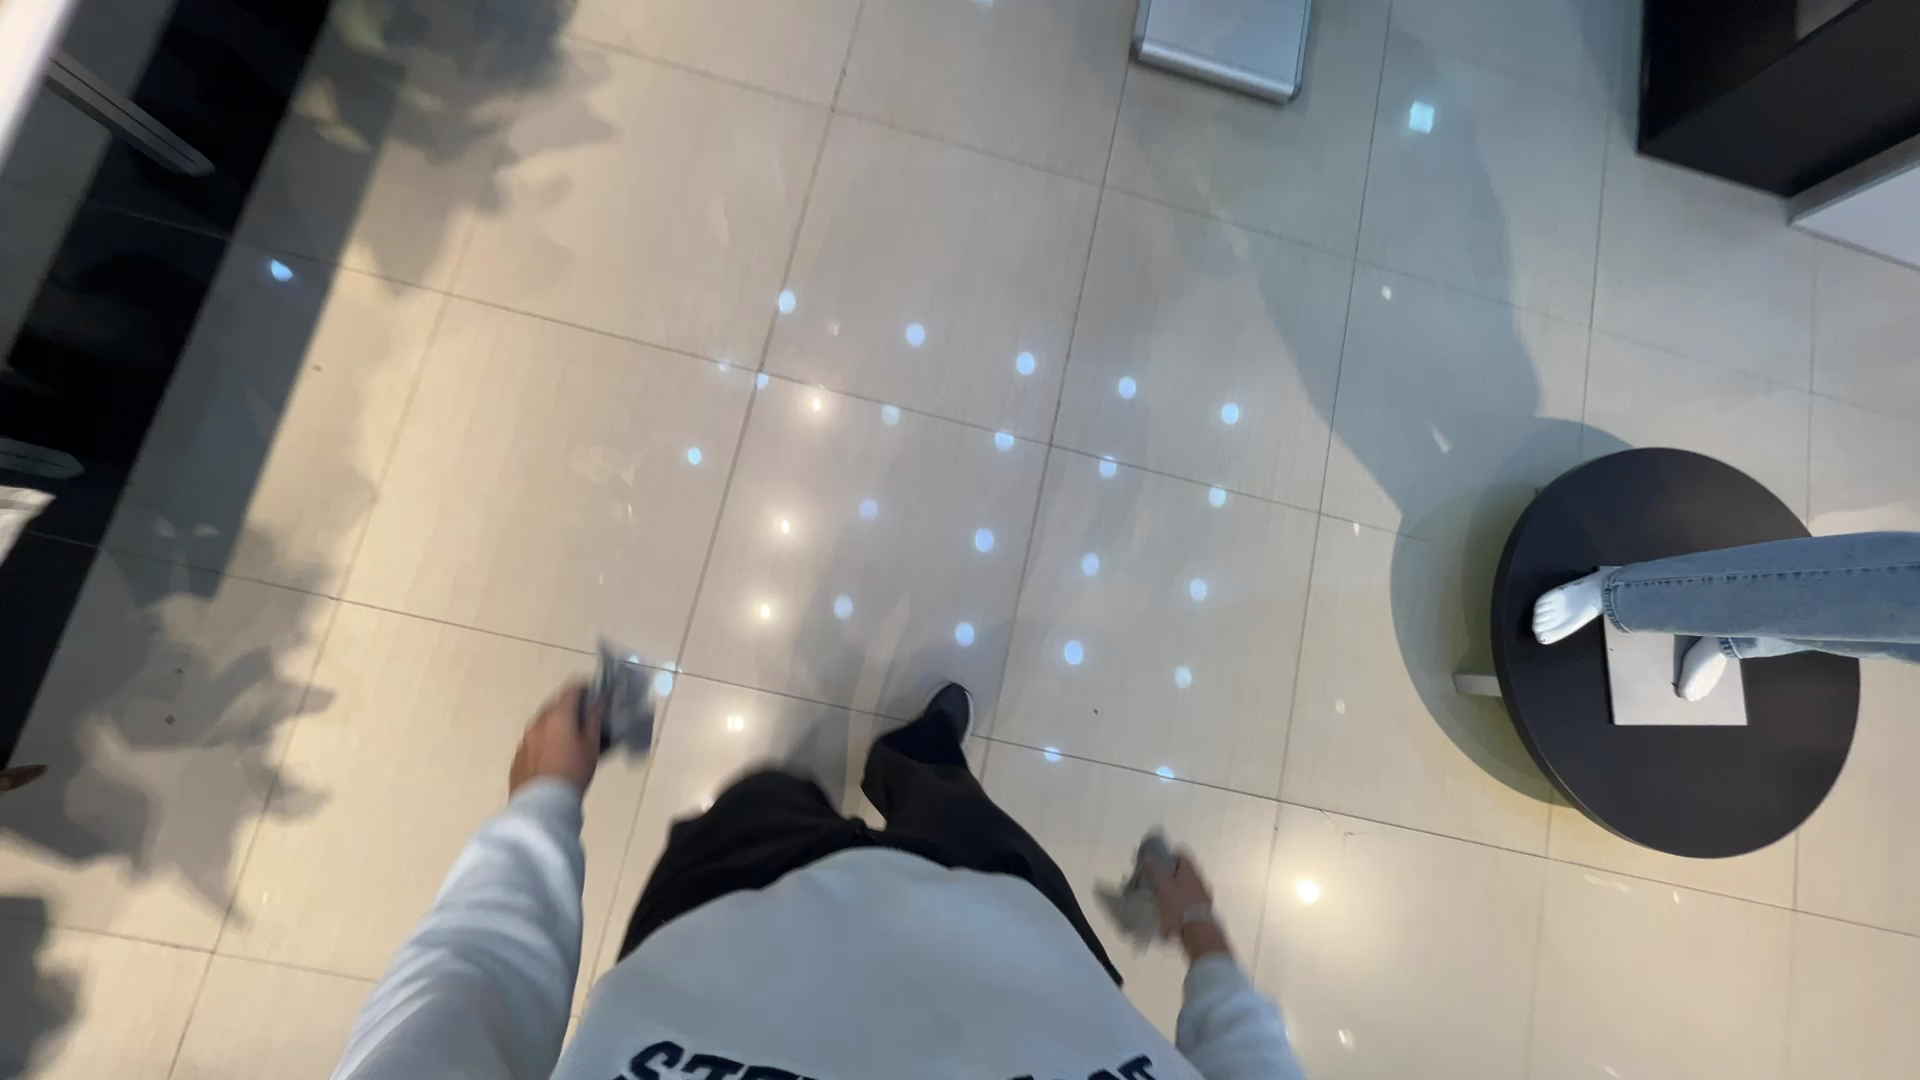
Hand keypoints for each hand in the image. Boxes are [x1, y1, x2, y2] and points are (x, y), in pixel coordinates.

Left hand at [509, 681, 600, 796]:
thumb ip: (594, 718)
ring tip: (570, 741)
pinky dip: (546, 740)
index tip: (596, 696)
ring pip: (543, 723)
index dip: (586, 688)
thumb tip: (599, 698)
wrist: (542, 803)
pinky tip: (555, 756)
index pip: (572, 689)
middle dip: (571, 707)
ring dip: (557, 724)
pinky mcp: (518, 756)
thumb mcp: (592, 744)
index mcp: (558, 715)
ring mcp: (525, 739)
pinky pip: (534, 740)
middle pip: (556, 705)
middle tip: (586, 721)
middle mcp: (538, 721)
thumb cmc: (574, 770)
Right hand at [1148, 850, 1231, 960]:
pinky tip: (1170, 914)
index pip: (1181, 855)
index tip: (1157, 862)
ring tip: (1161, 899)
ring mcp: (1204, 897)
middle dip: (1170, 875)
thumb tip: (1148, 856)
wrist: (1200, 933)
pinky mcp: (1204, 912)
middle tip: (1156, 881)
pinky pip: (1189, 903)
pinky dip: (1180, 905)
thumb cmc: (1179, 905)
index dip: (1169, 856)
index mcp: (1191, 871)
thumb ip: (1155, 869)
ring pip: (1186, 888)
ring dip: (1175, 891)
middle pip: (1183, 872)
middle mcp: (1200, 881)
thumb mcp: (1162, 885)